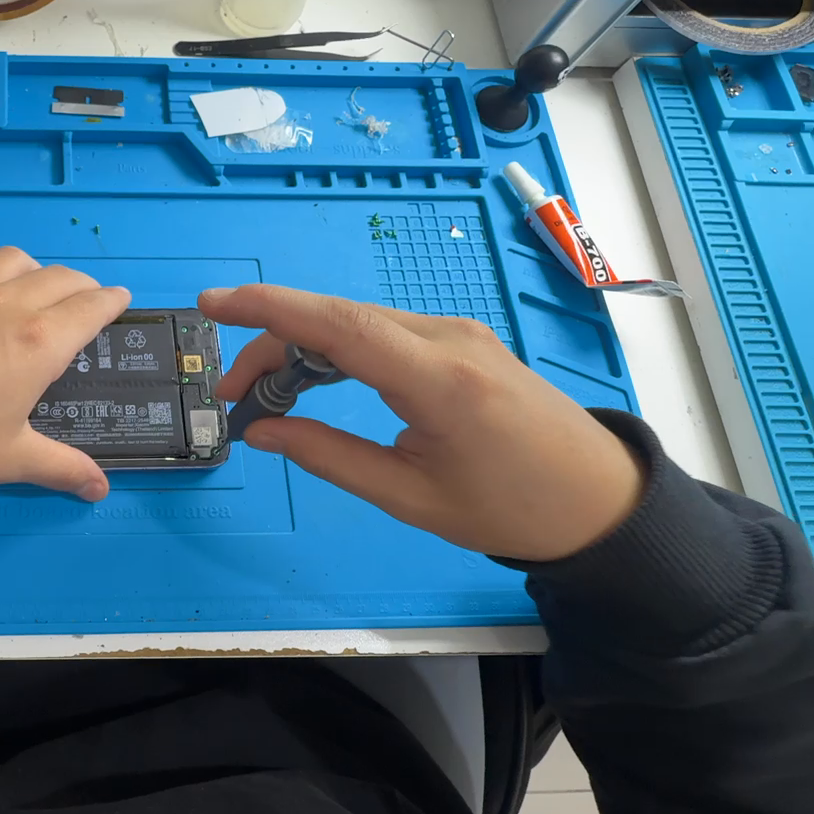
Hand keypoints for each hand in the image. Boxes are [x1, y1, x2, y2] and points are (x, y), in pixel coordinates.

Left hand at [0, 247, 130, 500]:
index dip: (113, 301)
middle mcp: (7, 304)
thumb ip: (62, 468)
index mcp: (38, 341)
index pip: (91, 306)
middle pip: (61, 277)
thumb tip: (98, 488)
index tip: (122, 300)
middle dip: (84, 287)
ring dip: (38, 271)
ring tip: (38, 292)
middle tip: (88, 303)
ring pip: (17, 260)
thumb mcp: (10, 458)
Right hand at [200, 285, 642, 561]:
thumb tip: (260, 433)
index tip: (212, 304)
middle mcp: (445, 337)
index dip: (268, 308)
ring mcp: (454, 332)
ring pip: (352, 322)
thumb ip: (326, 456)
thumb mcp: (408, 496)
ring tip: (264, 395)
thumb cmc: (509, 509)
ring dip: (298, 349)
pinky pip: (377, 332)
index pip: (336, 325)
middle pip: (333, 320)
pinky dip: (331, 350)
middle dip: (270, 346)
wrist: (601, 501)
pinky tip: (312, 380)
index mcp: (437, 379)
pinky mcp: (456, 340)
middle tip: (231, 394)